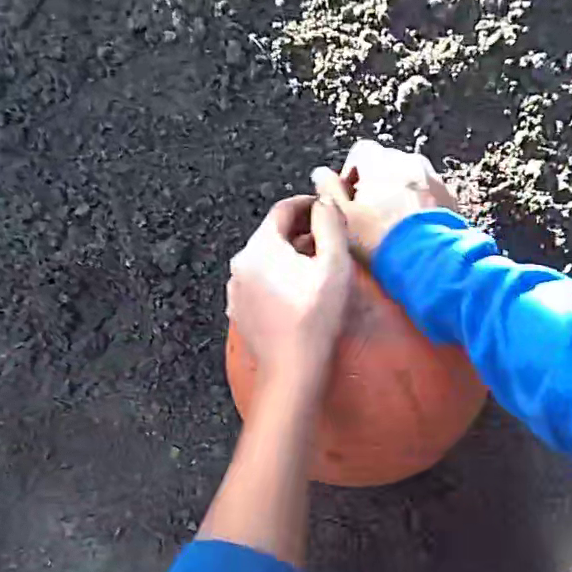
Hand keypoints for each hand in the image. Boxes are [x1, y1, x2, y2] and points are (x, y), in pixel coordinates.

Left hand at [226, 195, 353, 389]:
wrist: (292, 370)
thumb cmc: (316, 318)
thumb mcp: (334, 265)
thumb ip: (330, 225)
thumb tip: (325, 202)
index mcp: (260, 246)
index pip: (283, 209)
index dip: (309, 204)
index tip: (328, 209)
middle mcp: (241, 262)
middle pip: (273, 233)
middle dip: (302, 230)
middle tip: (329, 238)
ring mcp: (237, 287)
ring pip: (267, 258)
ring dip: (292, 254)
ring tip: (319, 264)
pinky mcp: (240, 308)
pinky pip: (261, 280)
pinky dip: (280, 276)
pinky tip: (300, 289)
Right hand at [310, 139, 460, 258]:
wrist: (429, 261)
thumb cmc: (381, 240)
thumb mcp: (342, 218)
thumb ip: (328, 191)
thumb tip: (320, 175)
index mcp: (380, 162)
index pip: (360, 151)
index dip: (349, 173)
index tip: (348, 197)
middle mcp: (409, 162)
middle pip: (385, 164)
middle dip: (374, 183)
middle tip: (366, 214)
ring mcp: (432, 179)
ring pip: (407, 178)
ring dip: (396, 193)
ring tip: (390, 224)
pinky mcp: (449, 197)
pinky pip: (427, 193)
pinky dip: (417, 204)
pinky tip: (410, 229)